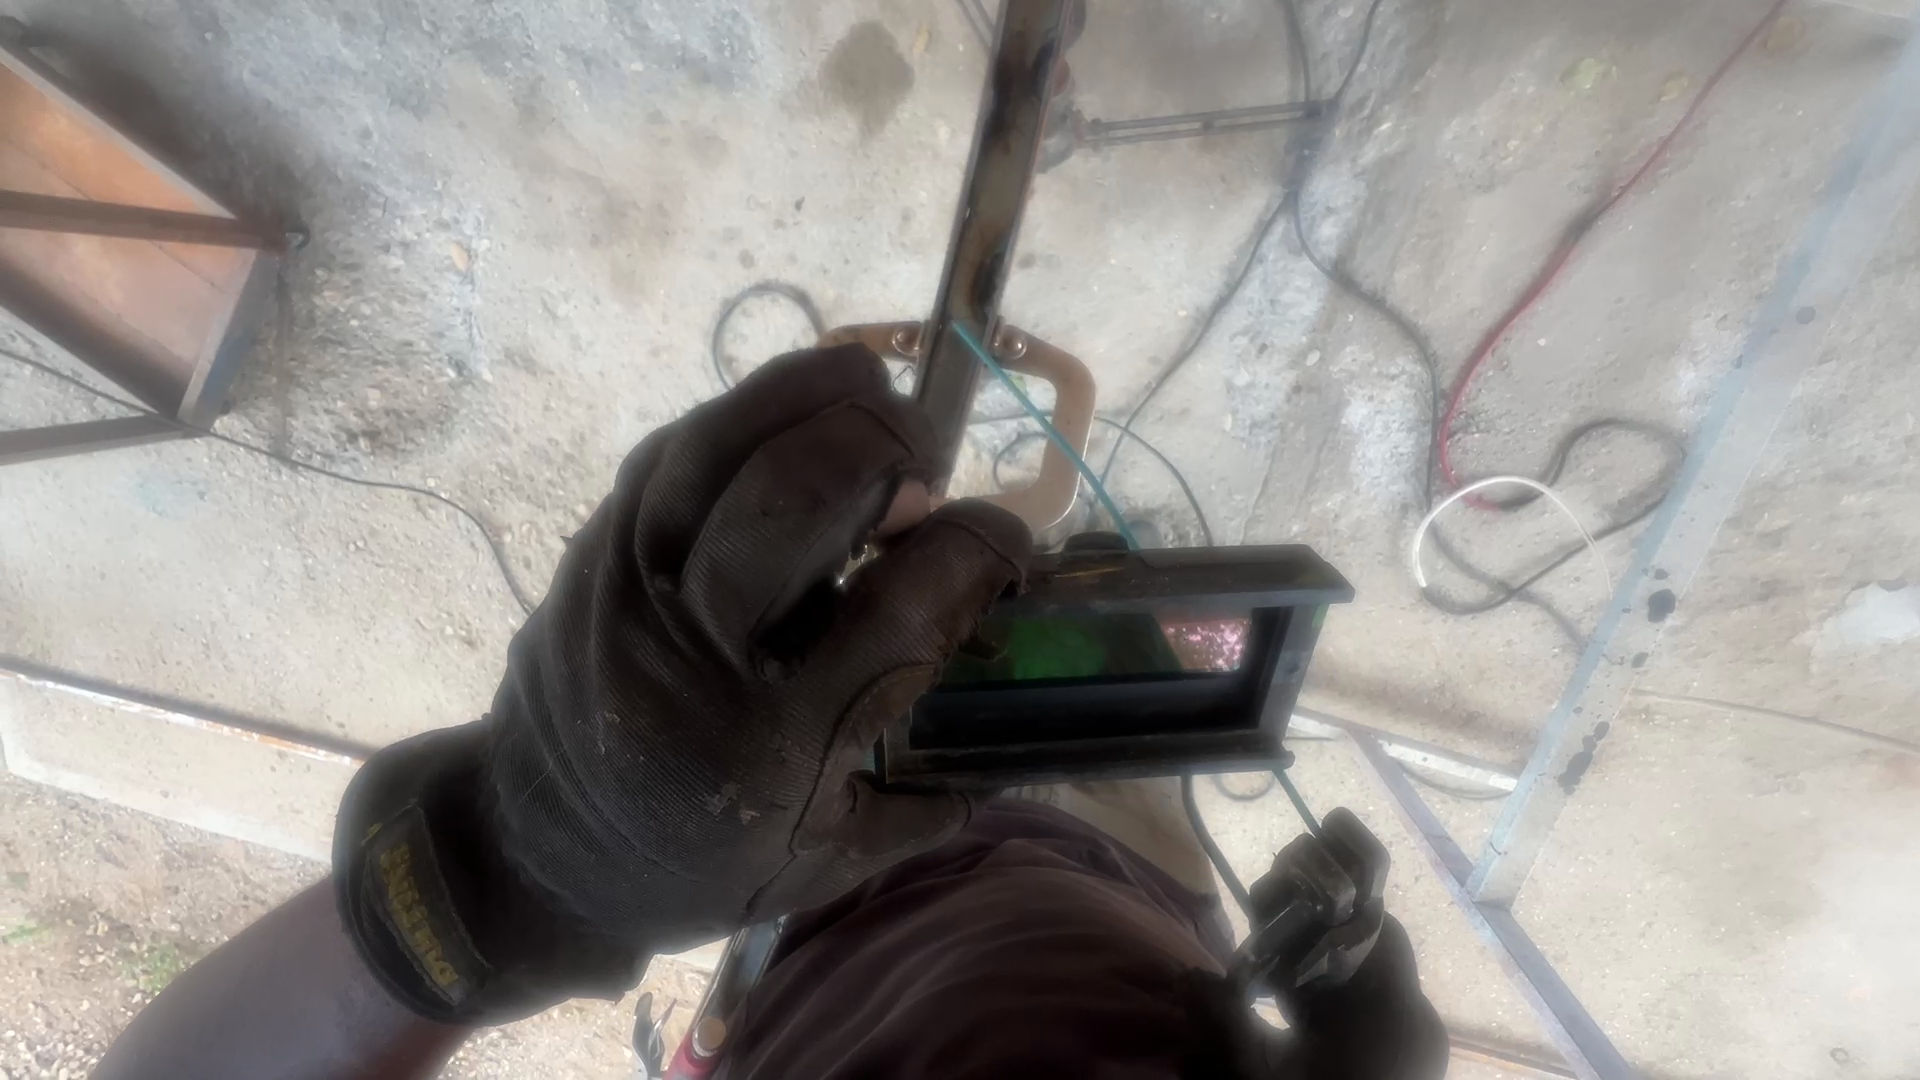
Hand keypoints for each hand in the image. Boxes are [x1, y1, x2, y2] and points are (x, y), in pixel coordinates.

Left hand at [332, 345, 1031, 1023]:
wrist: (535, 853)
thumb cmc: (700, 862)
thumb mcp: (831, 859)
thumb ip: (929, 796)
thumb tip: (1007, 715)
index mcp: (780, 739)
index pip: (904, 604)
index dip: (980, 548)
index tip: (1009, 540)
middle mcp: (701, 646)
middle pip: (797, 492)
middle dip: (888, 445)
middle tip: (927, 461)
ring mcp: (632, 581)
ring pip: (726, 440)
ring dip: (819, 395)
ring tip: (875, 398)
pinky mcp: (594, 545)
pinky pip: (679, 444)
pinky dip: (755, 412)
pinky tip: (799, 419)